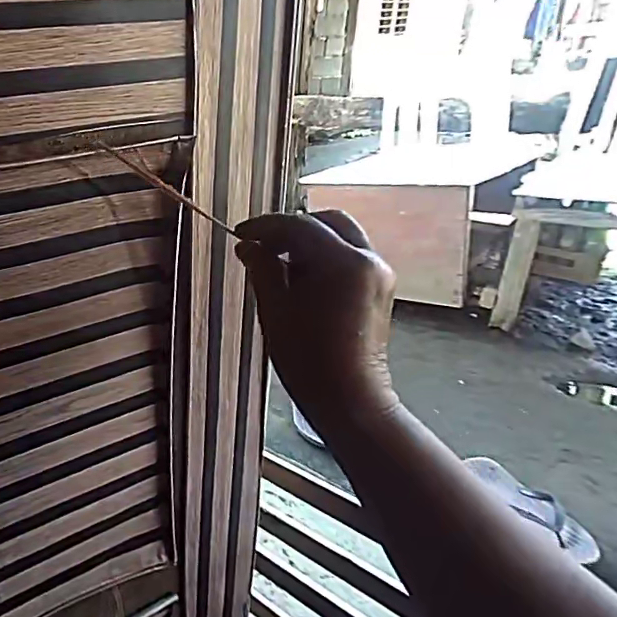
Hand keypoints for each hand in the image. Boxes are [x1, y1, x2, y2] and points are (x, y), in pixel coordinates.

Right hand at [233, 210, 399, 426]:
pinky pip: (347, 257)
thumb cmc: (305, 354)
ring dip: (307, 241)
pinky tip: (296, 276)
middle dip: (291, 228)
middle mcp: (368, 260)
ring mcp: (378, 274)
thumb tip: (248, 246)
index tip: (238, 233)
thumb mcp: (274, 306)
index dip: (264, 225)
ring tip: (274, 261)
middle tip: (259, 243)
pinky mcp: (377, 289)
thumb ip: (261, 267)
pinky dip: (321, 256)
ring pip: (340, 237)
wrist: (346, 395)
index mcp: (343, 262)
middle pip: (328, 222)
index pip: (299, 225)